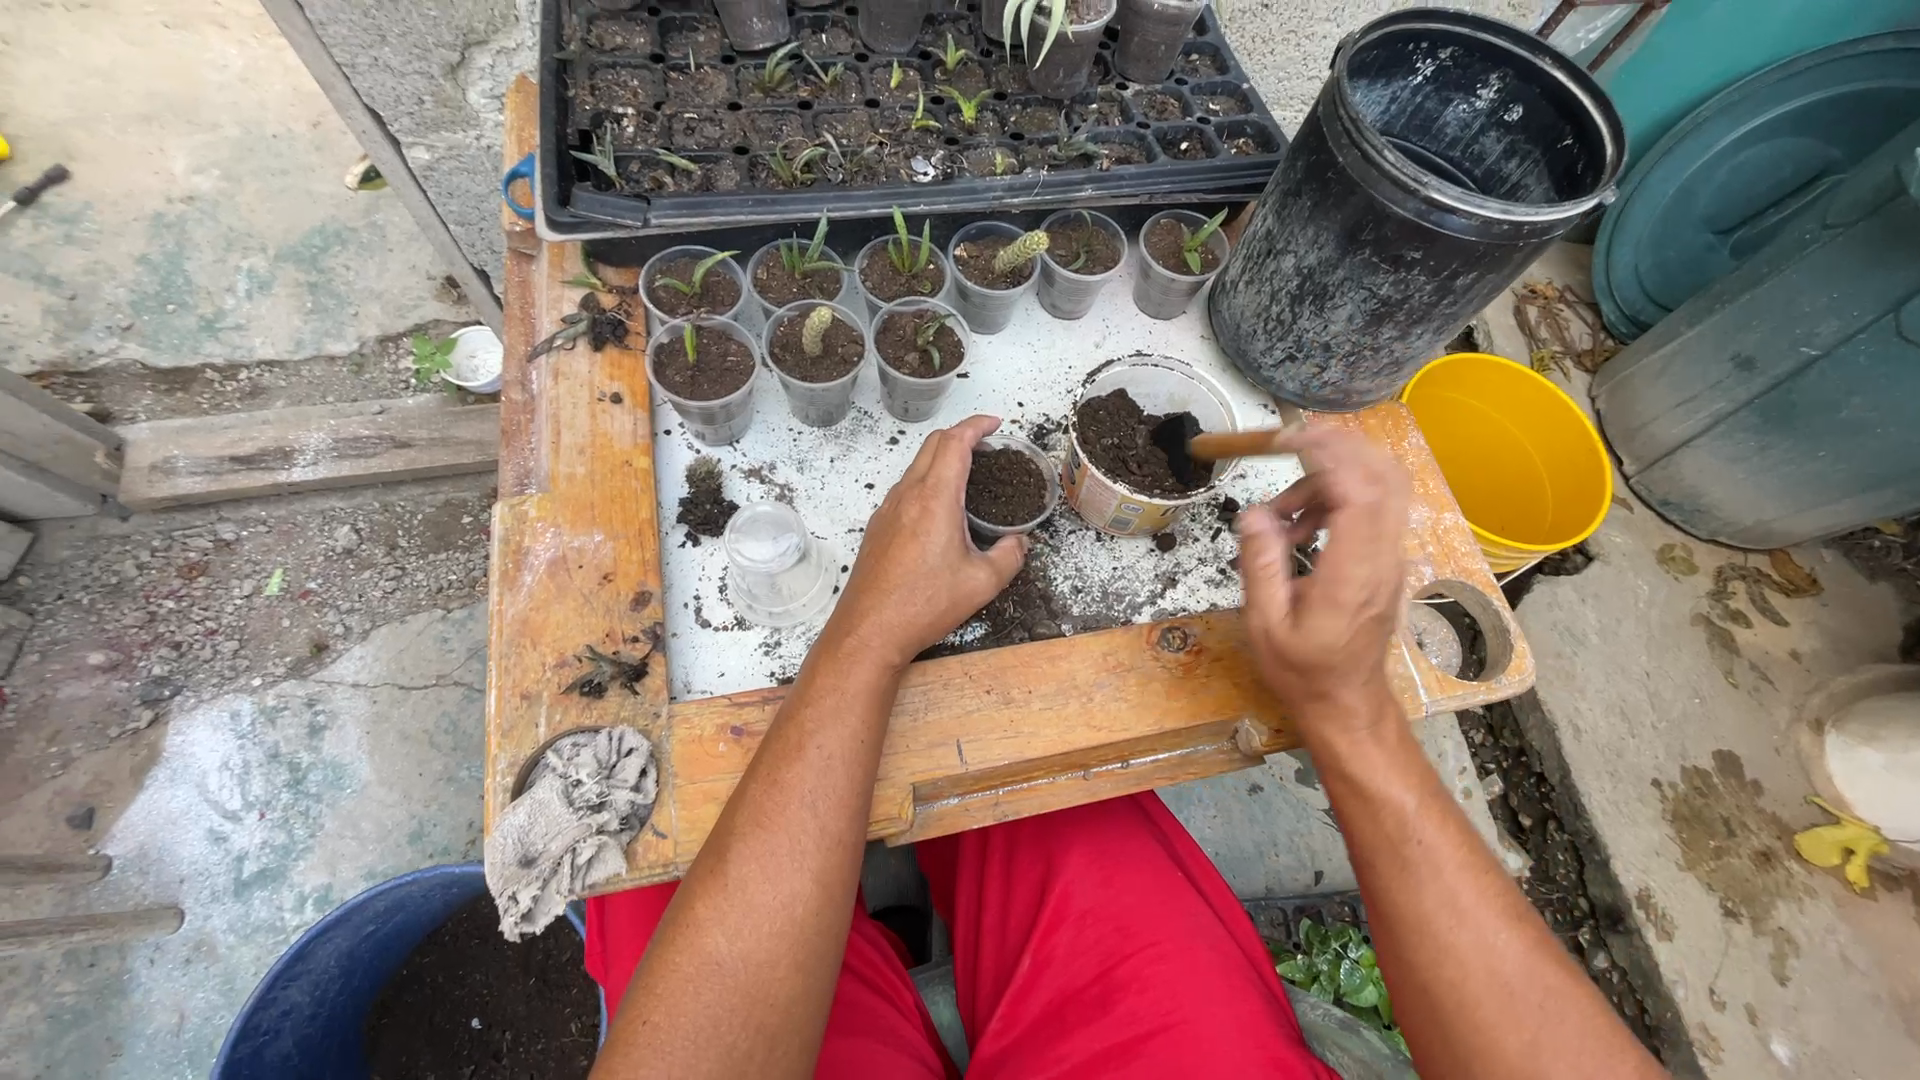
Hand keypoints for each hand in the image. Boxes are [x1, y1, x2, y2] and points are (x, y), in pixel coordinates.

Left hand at [824, 415, 1027, 668]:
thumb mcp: (982, 583)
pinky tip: (941, 510)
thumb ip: (1010, 556)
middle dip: (961, 436)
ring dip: (942, 460)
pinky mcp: (878, 529)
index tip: (994, 423)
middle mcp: (906, 497)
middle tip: (986, 445)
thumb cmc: (922, 605)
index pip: (955, 442)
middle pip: (932, 446)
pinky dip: (927, 483)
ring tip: (967, 476)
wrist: (869, 630)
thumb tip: (1018, 544)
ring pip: (915, 467)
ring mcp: (887, 511)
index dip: (976, 425)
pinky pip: (904, 491)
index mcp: (934, 498)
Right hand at [1236, 424, 1409, 734]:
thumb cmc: (1302, 670)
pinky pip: (1372, 509)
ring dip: (1329, 479)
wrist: (1346, 701)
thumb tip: (1255, 514)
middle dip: (1339, 447)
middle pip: (1384, 476)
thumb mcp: (1265, 623)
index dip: (1328, 453)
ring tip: (1280, 514)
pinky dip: (1335, 500)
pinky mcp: (1387, 560)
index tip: (1289, 438)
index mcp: (1353, 573)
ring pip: (1381, 487)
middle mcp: (1384, 558)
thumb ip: (1261, 564)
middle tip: (1289, 442)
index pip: (1358, 492)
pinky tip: (1298, 528)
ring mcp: (1392, 558)